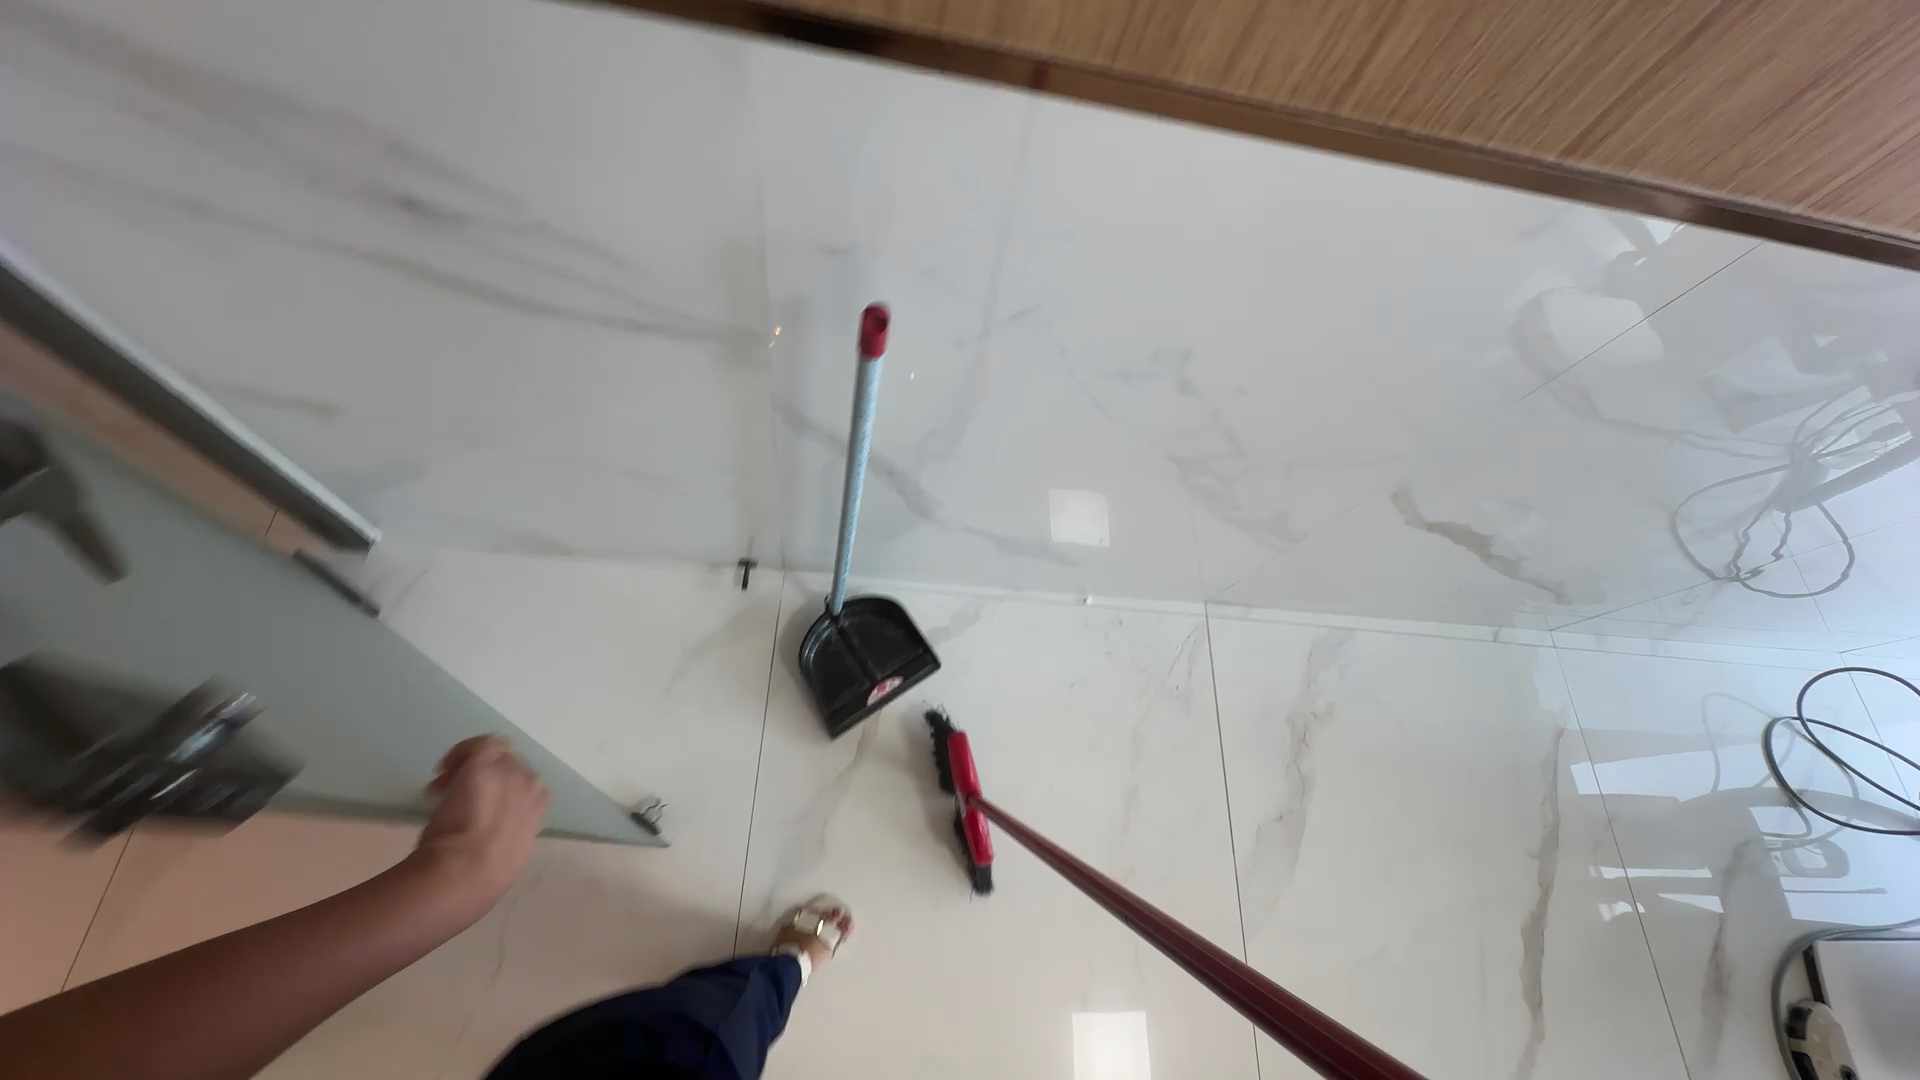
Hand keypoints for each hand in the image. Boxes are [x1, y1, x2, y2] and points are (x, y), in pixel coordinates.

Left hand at [408, 736, 548, 908]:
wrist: (466, 872)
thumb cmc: (484, 875)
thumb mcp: (507, 852)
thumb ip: (506, 832)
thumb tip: (490, 835)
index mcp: (540, 806)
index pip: (523, 785)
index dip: (498, 792)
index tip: (473, 810)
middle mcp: (531, 783)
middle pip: (511, 766)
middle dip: (486, 776)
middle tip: (456, 797)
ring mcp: (510, 771)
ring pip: (496, 753)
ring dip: (473, 766)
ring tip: (445, 787)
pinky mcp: (485, 763)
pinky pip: (480, 744)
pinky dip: (461, 752)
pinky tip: (442, 771)